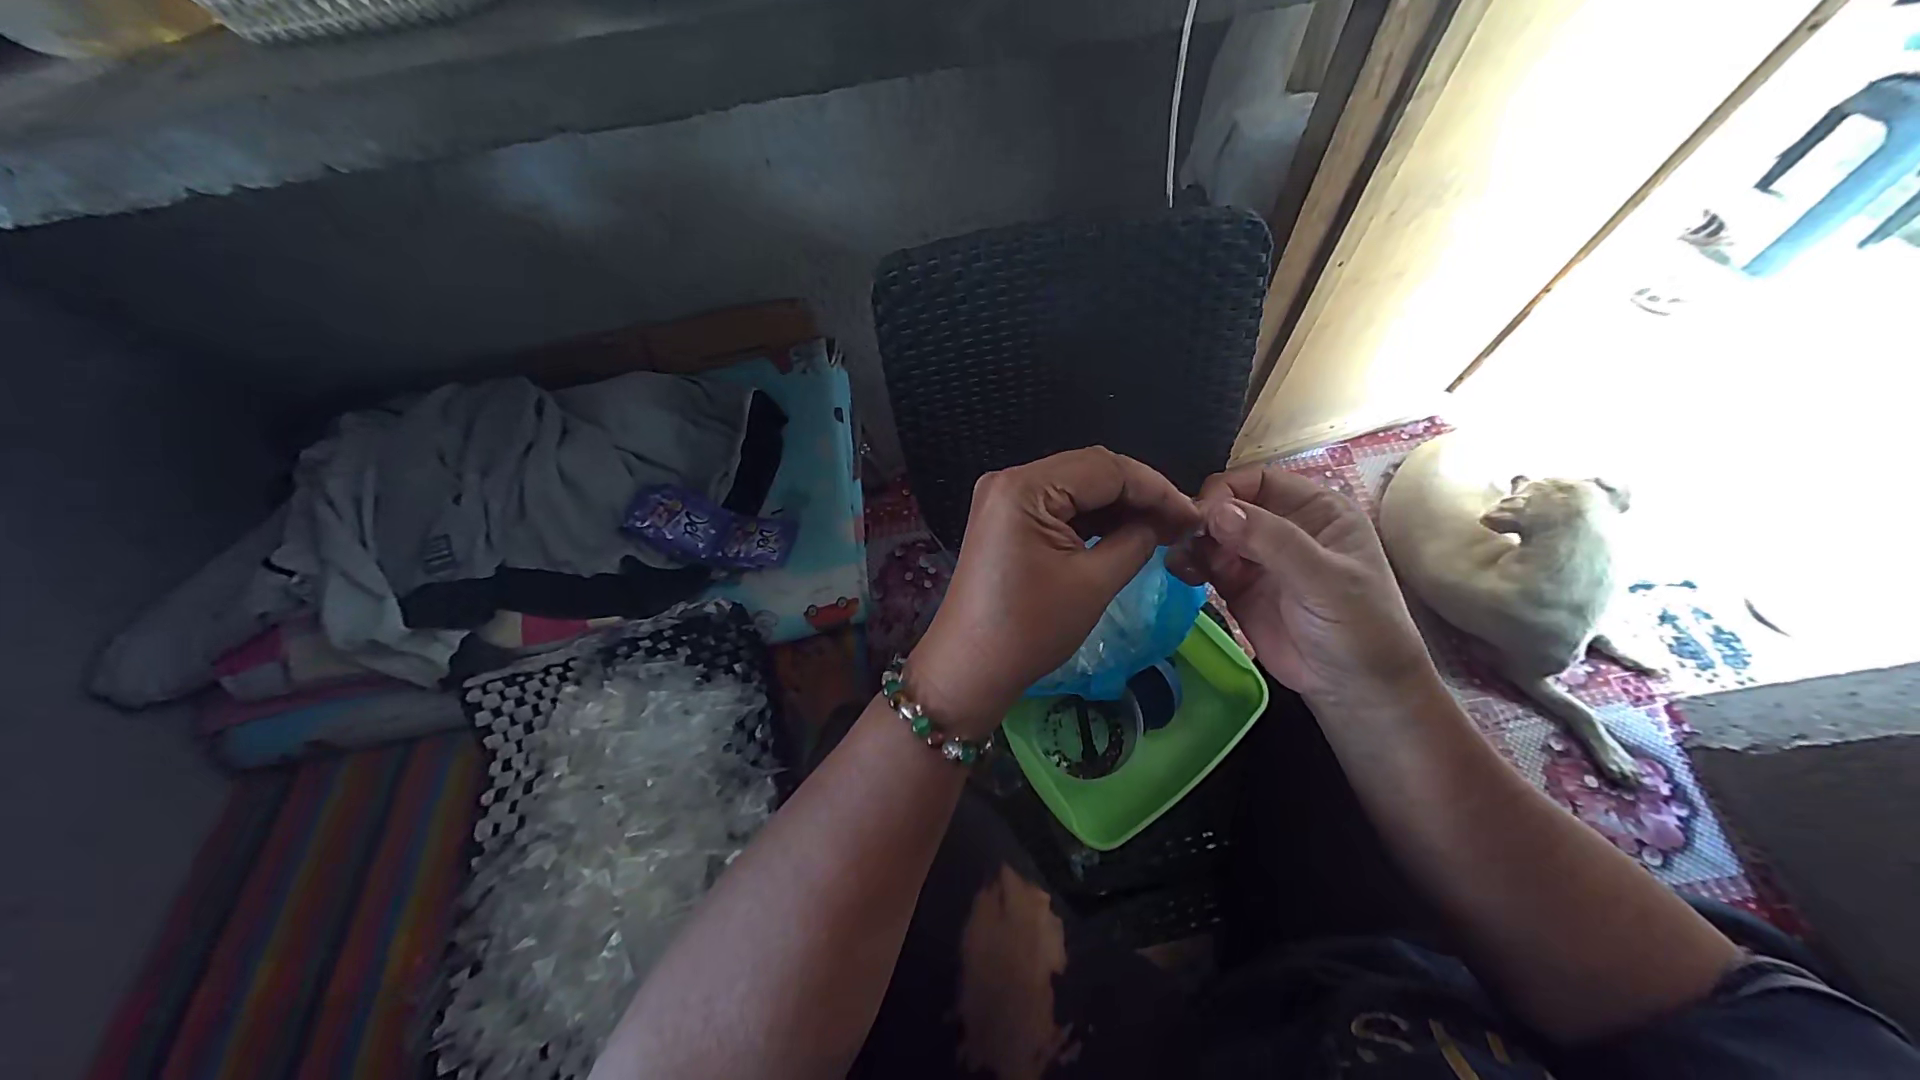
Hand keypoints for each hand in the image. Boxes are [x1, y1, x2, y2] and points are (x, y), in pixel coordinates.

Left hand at [908, 448, 1203, 737]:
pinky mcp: (1005, 520)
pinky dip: (1092, 519)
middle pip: (1090, 472)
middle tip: (1181, 524)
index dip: (1157, 490)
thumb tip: (1165, 521)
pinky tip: (1124, 533)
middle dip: (1139, 495)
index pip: (1107, 469)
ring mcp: (1003, 499)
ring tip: (1161, 531)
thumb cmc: (1030, 629)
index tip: (1194, 517)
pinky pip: (1057, 507)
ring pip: (1076, 489)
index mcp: (1025, 487)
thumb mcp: (1094, 582)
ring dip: (1118, 507)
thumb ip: (1137, 539)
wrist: (969, 670)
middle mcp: (1009, 479)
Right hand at [1168, 465, 1440, 714]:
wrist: (1353, 689)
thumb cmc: (1358, 627)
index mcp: (1315, 510)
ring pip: (1211, 533)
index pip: (1259, 480)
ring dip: (1192, 542)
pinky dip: (1188, 563)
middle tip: (1183, 540)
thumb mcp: (1323, 579)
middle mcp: (1282, 526)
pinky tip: (1181, 574)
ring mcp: (1257, 557)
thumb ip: (1272, 541)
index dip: (1227, 491)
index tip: (1201, 514)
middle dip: (1203, 518)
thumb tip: (1216, 510)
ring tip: (1182, 563)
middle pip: (1228, 504)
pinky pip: (1204, 563)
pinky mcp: (1236, 585)